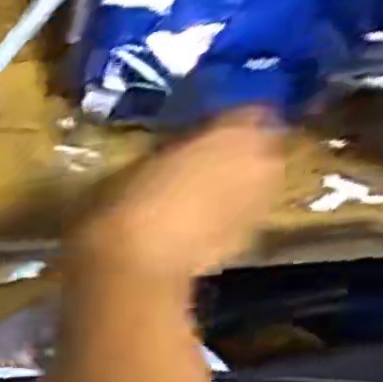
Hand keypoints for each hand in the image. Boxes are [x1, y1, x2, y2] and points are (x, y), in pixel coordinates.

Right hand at [67, 108, 284, 283]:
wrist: (131, 268)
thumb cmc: (119, 212)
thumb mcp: (130, 171)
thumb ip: (166, 157)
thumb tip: (173, 157)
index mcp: (235, 132)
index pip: (239, 113)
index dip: (215, 125)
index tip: (187, 138)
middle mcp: (264, 158)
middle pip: (254, 148)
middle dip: (228, 158)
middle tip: (187, 173)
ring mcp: (262, 200)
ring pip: (248, 183)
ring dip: (225, 189)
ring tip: (184, 206)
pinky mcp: (250, 235)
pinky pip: (236, 217)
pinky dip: (218, 221)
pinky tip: (184, 233)